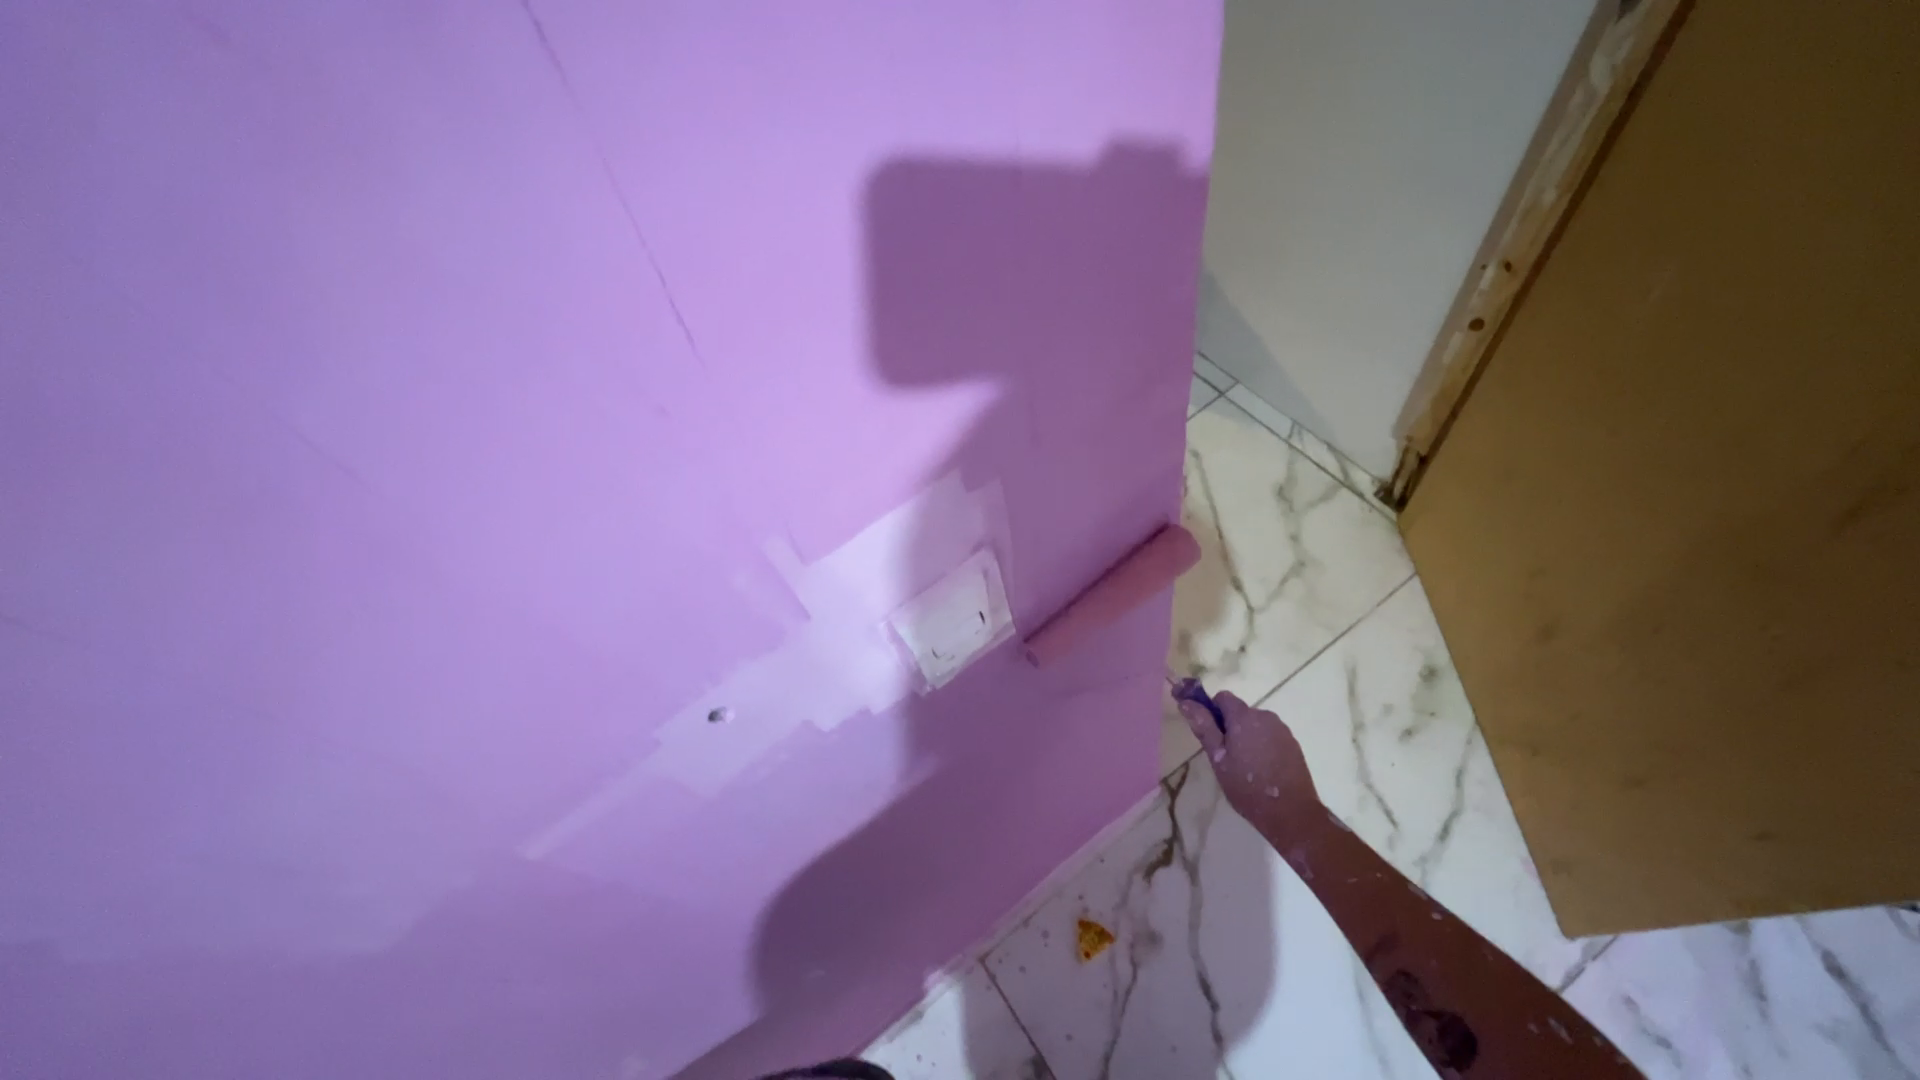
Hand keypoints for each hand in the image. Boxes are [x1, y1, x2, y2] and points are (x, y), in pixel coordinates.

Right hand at [1174, 688, 1319, 830]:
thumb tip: (1185, 702)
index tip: (1210, 734)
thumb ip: (1203, 727)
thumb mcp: (1218, 759)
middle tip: (1225, 757)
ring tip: (1245, 766)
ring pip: (1255, 725)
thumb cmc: (1247, 787)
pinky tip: (1262, 769)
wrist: (1291, 812)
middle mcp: (1265, 716)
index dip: (1212, 711)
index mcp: (1244, 717)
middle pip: (1240, 712)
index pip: (1222, 697)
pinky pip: (1270, 736)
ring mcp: (1282, 730)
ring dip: (1246, 736)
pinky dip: (1262, 745)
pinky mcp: (1293, 744)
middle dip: (1229, 727)